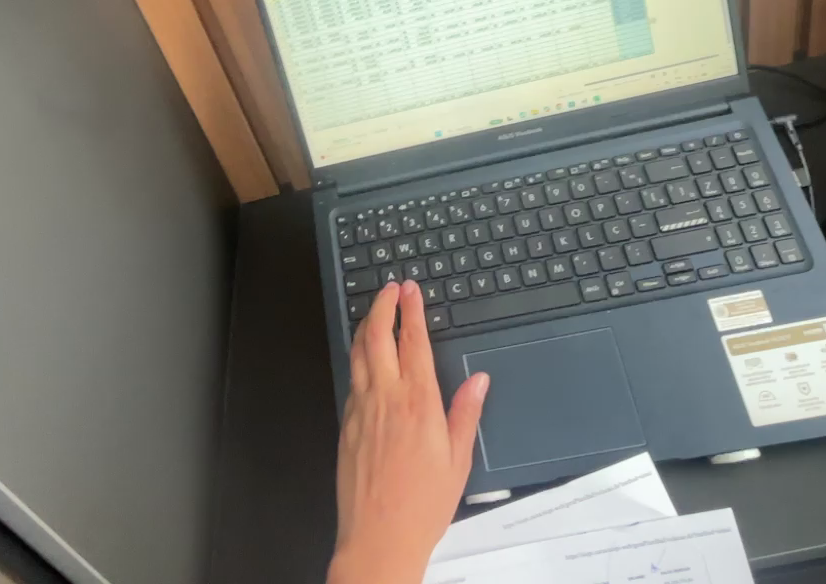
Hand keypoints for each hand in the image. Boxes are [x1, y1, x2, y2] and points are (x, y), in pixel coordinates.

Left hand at [328, 281, 489, 583]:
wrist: (378, 539)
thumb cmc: (423, 505)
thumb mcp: (458, 460)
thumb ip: (466, 413)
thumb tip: (479, 379)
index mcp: (418, 403)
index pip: (414, 342)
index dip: (412, 310)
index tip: (411, 289)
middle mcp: (387, 397)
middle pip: (379, 335)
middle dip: (384, 305)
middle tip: (391, 287)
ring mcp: (362, 407)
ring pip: (359, 350)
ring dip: (367, 323)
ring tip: (376, 309)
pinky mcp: (347, 421)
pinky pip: (352, 375)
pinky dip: (358, 353)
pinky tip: (364, 352)